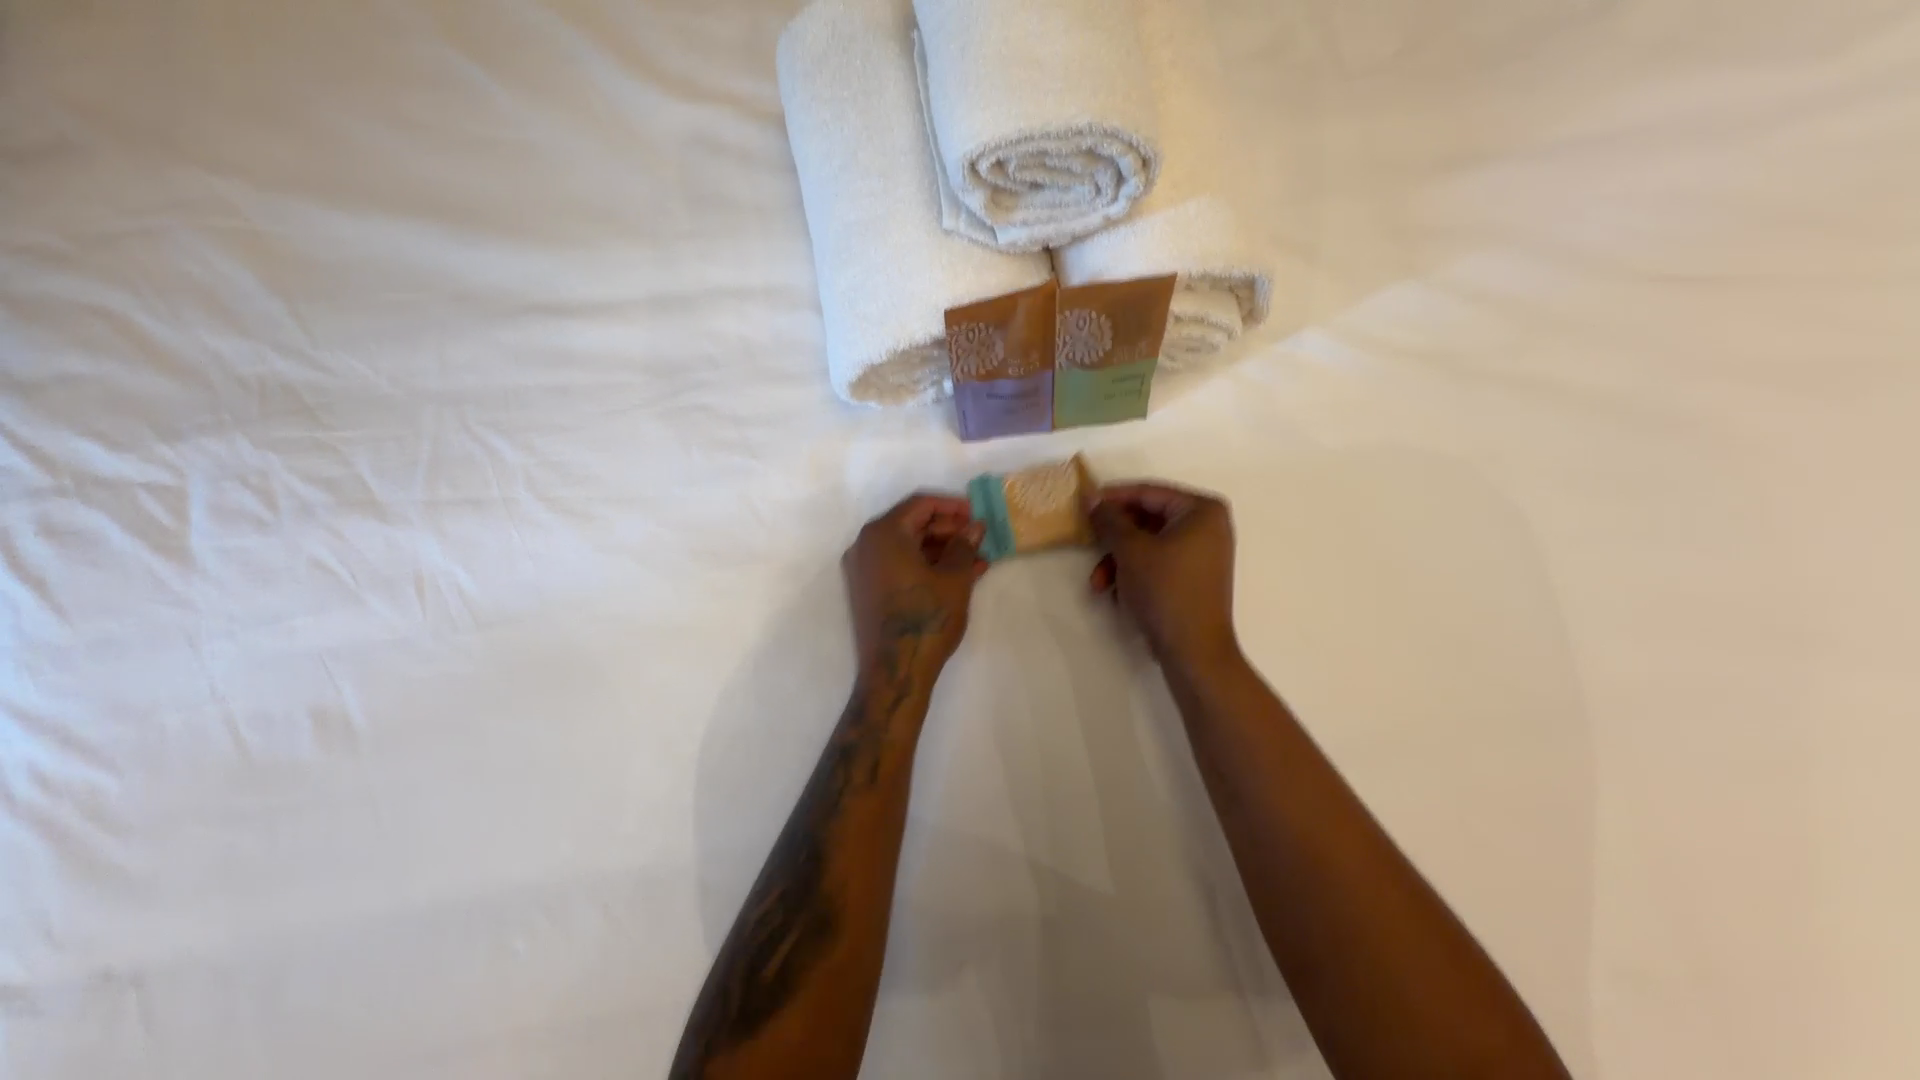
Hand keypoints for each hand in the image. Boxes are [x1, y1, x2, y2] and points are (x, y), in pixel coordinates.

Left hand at [843, 494, 986, 684]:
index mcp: (883, 533)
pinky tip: (957, 576)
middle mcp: (866, 545)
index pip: (920, 504)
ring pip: (906, 547)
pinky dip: (925, 566)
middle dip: (948, 530)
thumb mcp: (954, 579)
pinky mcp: (866, 591)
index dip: (952, 506)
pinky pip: (898, 565)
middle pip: (911, 524)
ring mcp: (863, 569)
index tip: (977, 514)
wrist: (895, 670)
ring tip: (977, 560)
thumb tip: (974, 527)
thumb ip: (965, 546)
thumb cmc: (926, 618)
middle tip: (979, 539)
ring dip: (940, 550)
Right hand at [1087, 482, 1238, 666]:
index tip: (1083, 502)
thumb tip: (1090, 496)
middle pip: (1148, 519)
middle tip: (1088, 544)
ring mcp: (1203, 554)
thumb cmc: (1166, 590)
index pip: (1149, 492)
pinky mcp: (1194, 579)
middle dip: (1114, 538)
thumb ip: (1108, 519)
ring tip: (1097, 584)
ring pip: (1148, 544)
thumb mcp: (1130, 551)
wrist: (1194, 651)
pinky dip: (1134, 574)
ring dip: (1118, 561)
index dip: (1113, 497)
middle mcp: (1208, 527)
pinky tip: (1115, 595)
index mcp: (1202, 510)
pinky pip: (1158, 563)